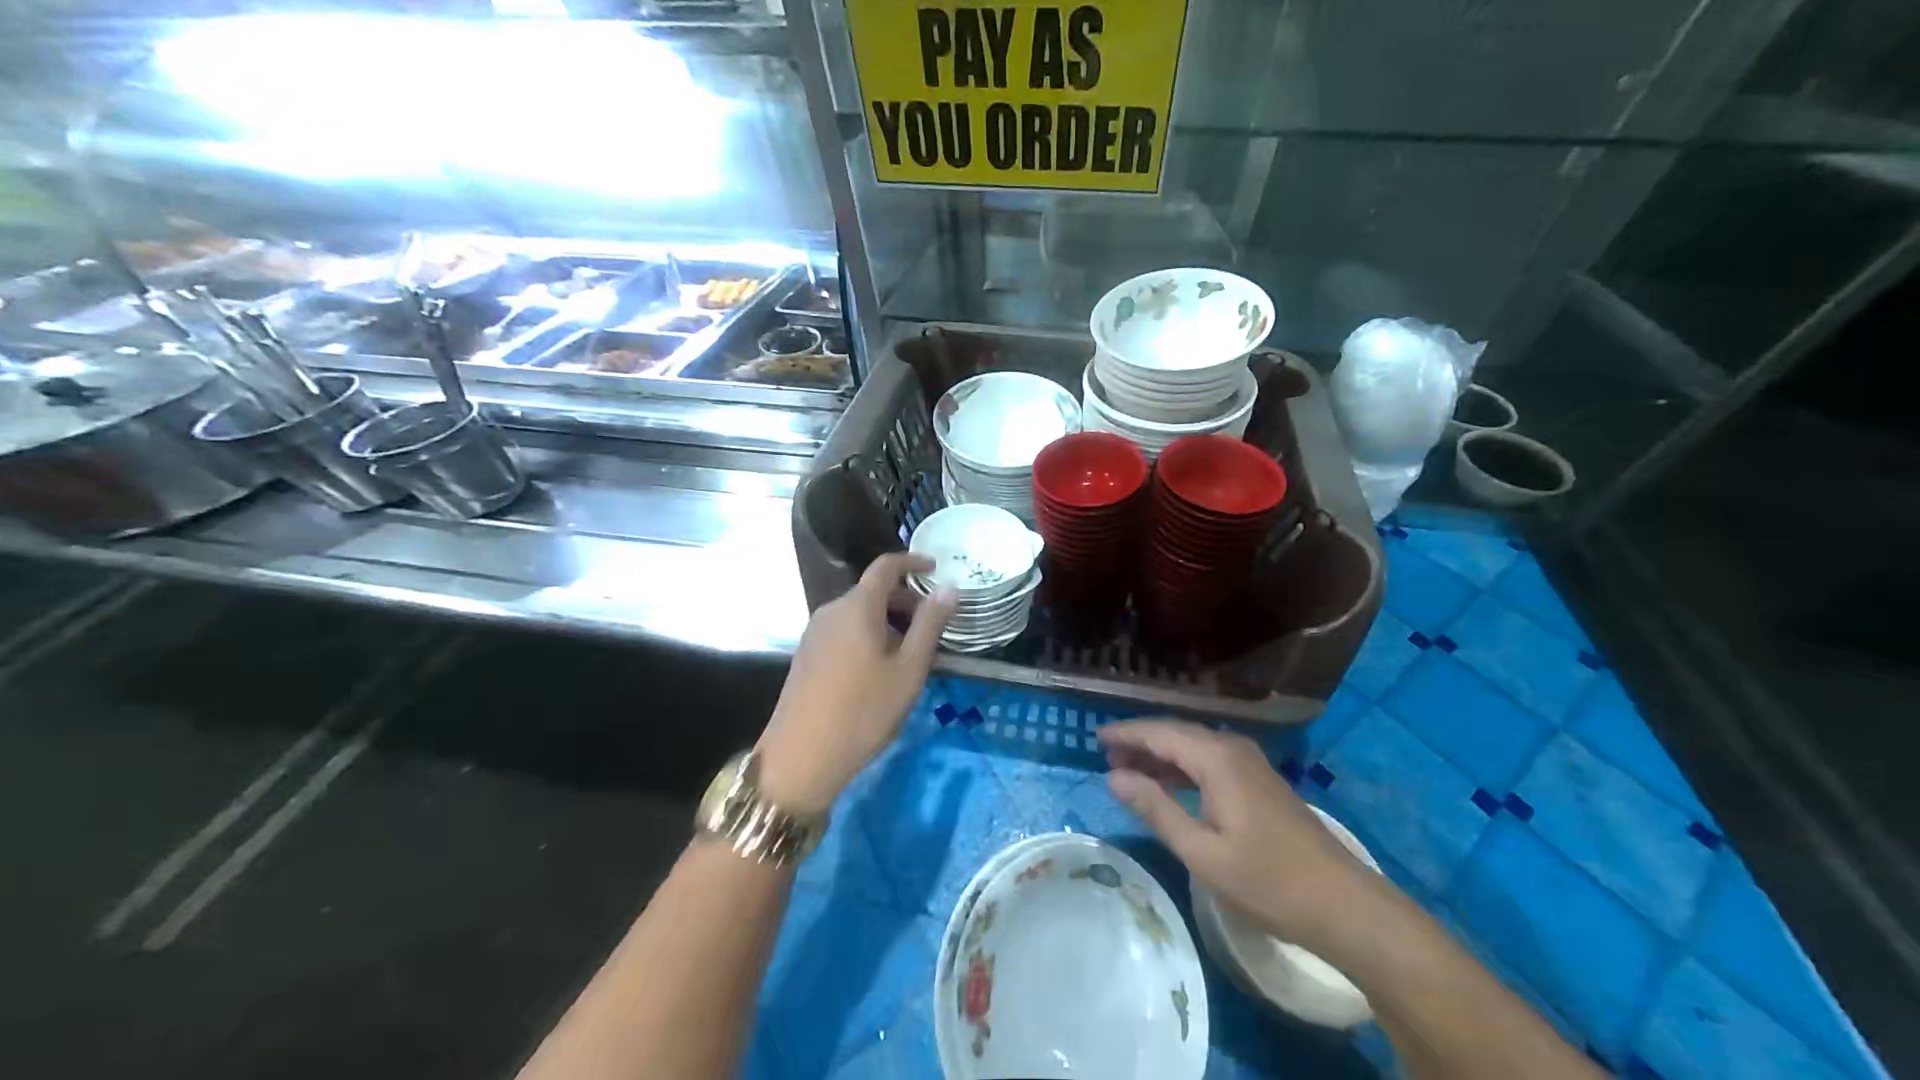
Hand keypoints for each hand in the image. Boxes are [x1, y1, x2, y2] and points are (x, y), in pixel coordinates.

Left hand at [755, 553, 956, 815]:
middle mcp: (831, 610)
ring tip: (911, 651)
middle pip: (872, 591)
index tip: (935, 568)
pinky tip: (880, 667)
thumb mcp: (909, 669)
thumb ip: (930, 624)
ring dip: (887, 620)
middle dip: (904, 599)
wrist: (801, 756)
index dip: (912, 562)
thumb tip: (948, 588)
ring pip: (858, 612)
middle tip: (933, 623)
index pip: (886, 566)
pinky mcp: (806, 654)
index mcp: (858, 606)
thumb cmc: (864, 710)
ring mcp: (814, 632)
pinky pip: (843, 630)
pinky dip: (867, 634)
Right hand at [1098, 719, 1382, 948]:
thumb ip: (1156, 808)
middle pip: (1177, 733)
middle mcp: (1234, 750)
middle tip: (1106, 758)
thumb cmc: (1269, 882)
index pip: (1160, 733)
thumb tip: (1113, 776)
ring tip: (1128, 771)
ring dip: (1160, 755)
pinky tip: (1169, 786)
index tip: (1094, 738)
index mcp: (1218, 759)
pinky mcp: (1260, 782)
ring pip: (1194, 747)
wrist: (1345, 906)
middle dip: (1140, 742)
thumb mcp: (1201, 852)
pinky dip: (1182, 768)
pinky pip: (1210, 761)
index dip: (1125, 734)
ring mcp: (1251, 765)